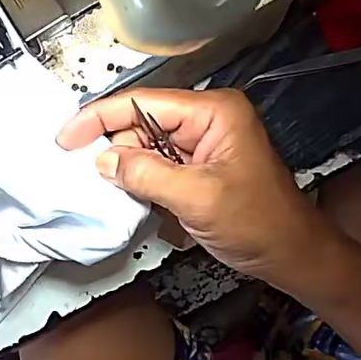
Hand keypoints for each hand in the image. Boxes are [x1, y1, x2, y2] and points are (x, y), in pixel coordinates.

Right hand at [56, 88, 344, 290]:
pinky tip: (139, 197)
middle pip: (138, 122)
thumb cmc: (262, 224)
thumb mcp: (198, 197)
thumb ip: (146, 174)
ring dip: (128, 168)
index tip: (66, 138)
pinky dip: (139, 179)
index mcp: (212, 112)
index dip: (98, 118)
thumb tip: (103, 160)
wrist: (293, 256)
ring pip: (142, 145)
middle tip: (96, 177)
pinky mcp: (195, 164)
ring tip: (125, 194)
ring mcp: (199, 142)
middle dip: (115, 147)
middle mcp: (204, 119)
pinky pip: (153, 163)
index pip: (141, 103)